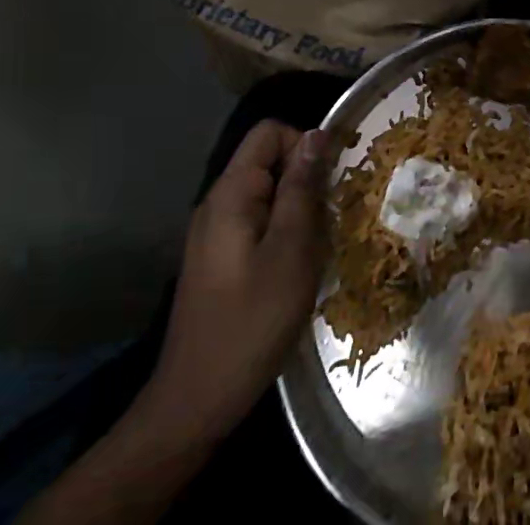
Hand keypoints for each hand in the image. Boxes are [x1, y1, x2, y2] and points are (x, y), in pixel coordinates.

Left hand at [147, 120, 330, 434]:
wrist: (198, 397)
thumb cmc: (252, 321)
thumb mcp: (291, 250)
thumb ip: (303, 189)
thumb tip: (317, 136)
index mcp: (230, 194)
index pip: (269, 133)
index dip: (305, 145)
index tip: (331, 183)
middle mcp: (216, 203)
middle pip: (267, 161)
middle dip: (305, 180)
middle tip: (330, 221)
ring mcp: (214, 232)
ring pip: (266, 193)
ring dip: (298, 209)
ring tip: (318, 245)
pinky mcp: (219, 257)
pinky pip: (257, 221)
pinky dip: (283, 231)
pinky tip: (296, 265)